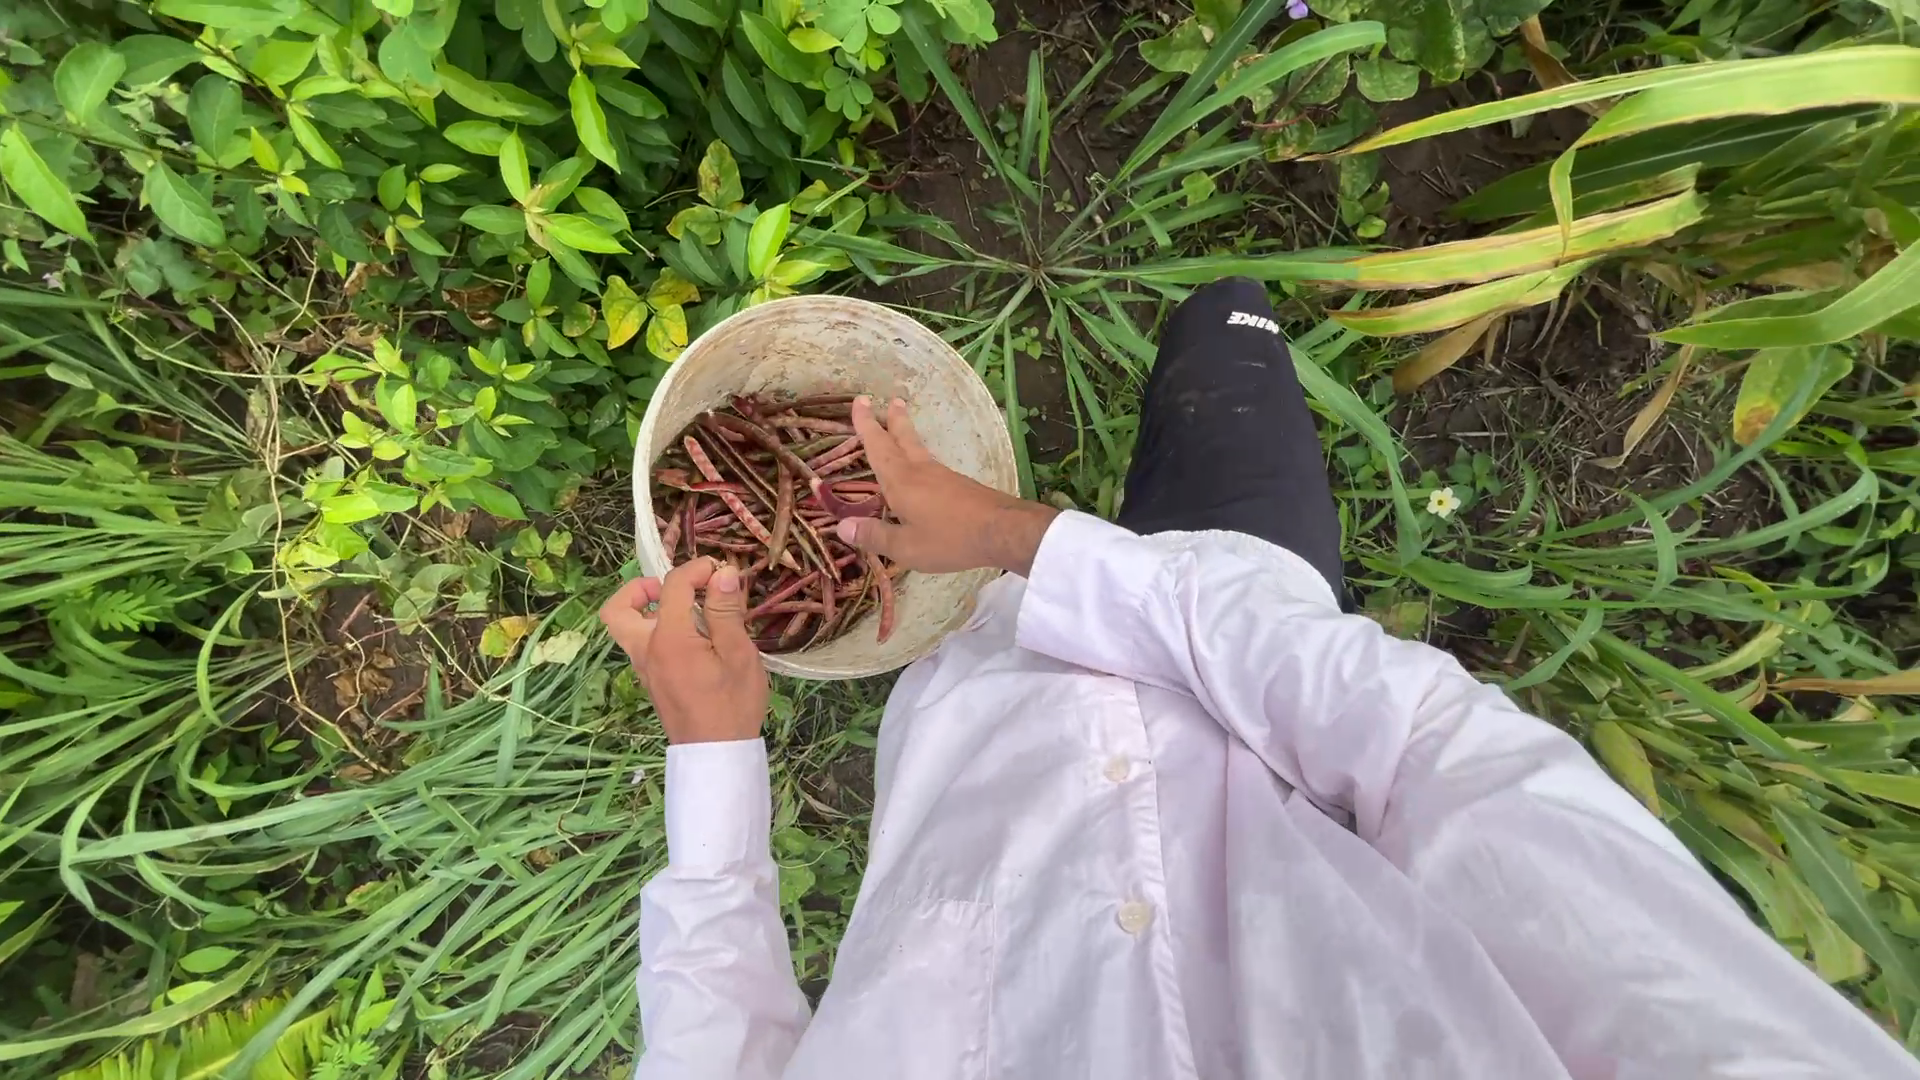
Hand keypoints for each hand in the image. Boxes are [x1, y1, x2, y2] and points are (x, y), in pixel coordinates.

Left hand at [598, 558, 768, 743]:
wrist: (716, 752)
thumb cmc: (732, 703)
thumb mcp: (739, 653)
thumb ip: (726, 611)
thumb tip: (722, 574)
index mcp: (669, 639)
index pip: (672, 586)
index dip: (697, 569)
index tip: (722, 571)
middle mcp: (646, 650)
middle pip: (618, 609)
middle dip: (641, 588)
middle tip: (675, 589)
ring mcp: (645, 668)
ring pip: (626, 629)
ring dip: (647, 609)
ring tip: (686, 610)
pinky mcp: (652, 681)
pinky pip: (642, 645)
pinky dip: (659, 630)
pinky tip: (694, 637)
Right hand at [835, 396, 1058, 576]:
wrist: (1002, 531)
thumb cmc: (949, 538)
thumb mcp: (906, 547)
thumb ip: (875, 536)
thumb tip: (841, 526)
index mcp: (901, 481)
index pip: (878, 448)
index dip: (866, 426)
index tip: (860, 401)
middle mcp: (921, 471)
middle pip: (904, 438)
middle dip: (892, 420)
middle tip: (889, 400)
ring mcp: (943, 477)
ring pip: (919, 449)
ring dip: (907, 434)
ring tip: (901, 424)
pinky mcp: (960, 486)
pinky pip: (932, 465)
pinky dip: (920, 457)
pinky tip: (924, 468)